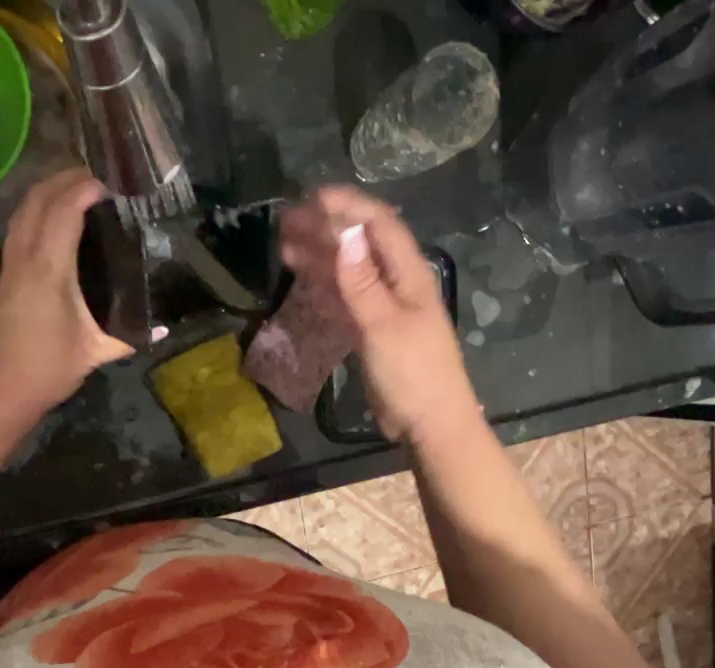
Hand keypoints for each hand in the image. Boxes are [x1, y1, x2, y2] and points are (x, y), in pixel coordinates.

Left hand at [0, 168, 133, 427]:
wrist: (0, 390)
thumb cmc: (48, 370)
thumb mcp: (95, 353)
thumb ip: (131, 337)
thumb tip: (164, 330)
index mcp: (49, 269)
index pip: (65, 209)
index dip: (87, 187)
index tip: (113, 182)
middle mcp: (26, 257)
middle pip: (39, 198)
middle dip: (66, 178)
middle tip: (100, 177)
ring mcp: (11, 264)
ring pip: (24, 209)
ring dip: (48, 190)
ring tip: (78, 189)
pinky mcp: (5, 275)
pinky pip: (19, 226)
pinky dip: (37, 210)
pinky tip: (55, 220)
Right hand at [280, 186, 479, 445]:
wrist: (430, 422)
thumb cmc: (413, 374)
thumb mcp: (384, 327)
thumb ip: (362, 283)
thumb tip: (345, 235)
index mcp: (409, 275)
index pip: (379, 226)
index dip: (347, 207)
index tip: (311, 198)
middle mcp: (398, 283)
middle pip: (361, 244)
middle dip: (326, 229)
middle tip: (286, 222)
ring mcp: (386, 307)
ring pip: (350, 271)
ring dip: (321, 256)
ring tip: (285, 246)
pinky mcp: (374, 331)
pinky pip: (346, 299)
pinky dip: (325, 287)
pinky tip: (304, 282)